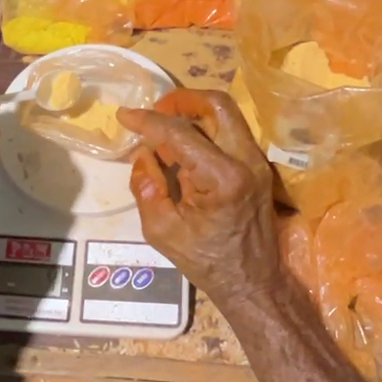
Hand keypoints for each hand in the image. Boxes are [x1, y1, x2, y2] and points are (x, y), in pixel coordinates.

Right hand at [117, 90, 282, 306]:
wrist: (253, 281)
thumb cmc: (207, 262)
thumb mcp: (161, 230)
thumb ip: (146, 187)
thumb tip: (143, 154)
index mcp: (223, 178)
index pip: (180, 134)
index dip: (148, 121)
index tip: (124, 116)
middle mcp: (246, 160)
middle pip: (216, 105)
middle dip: (181, 100)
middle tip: (155, 112)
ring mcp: (257, 161)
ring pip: (225, 114)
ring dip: (193, 112)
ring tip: (165, 129)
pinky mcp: (257, 165)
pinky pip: (229, 131)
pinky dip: (204, 127)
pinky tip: (182, 146)